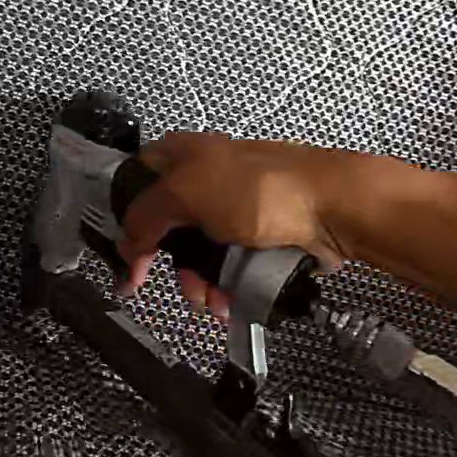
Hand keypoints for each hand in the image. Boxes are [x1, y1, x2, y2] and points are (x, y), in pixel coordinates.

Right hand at [114, 132, 350, 319]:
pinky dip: (224, 285)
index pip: (136, 185)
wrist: (329, 206)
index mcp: (181, 155)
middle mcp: (202, 180)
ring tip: (212, 300)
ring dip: (199, 282)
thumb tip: (127, 245)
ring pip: (196, 253)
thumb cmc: (256, 190)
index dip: (127, 220)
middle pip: (167, 228)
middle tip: (181, 283)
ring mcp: (230, 210)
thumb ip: (145, 216)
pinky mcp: (255, 236)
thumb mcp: (186, 192)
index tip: (127, 259)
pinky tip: (229, 301)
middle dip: (170, 263)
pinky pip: (227, 265)